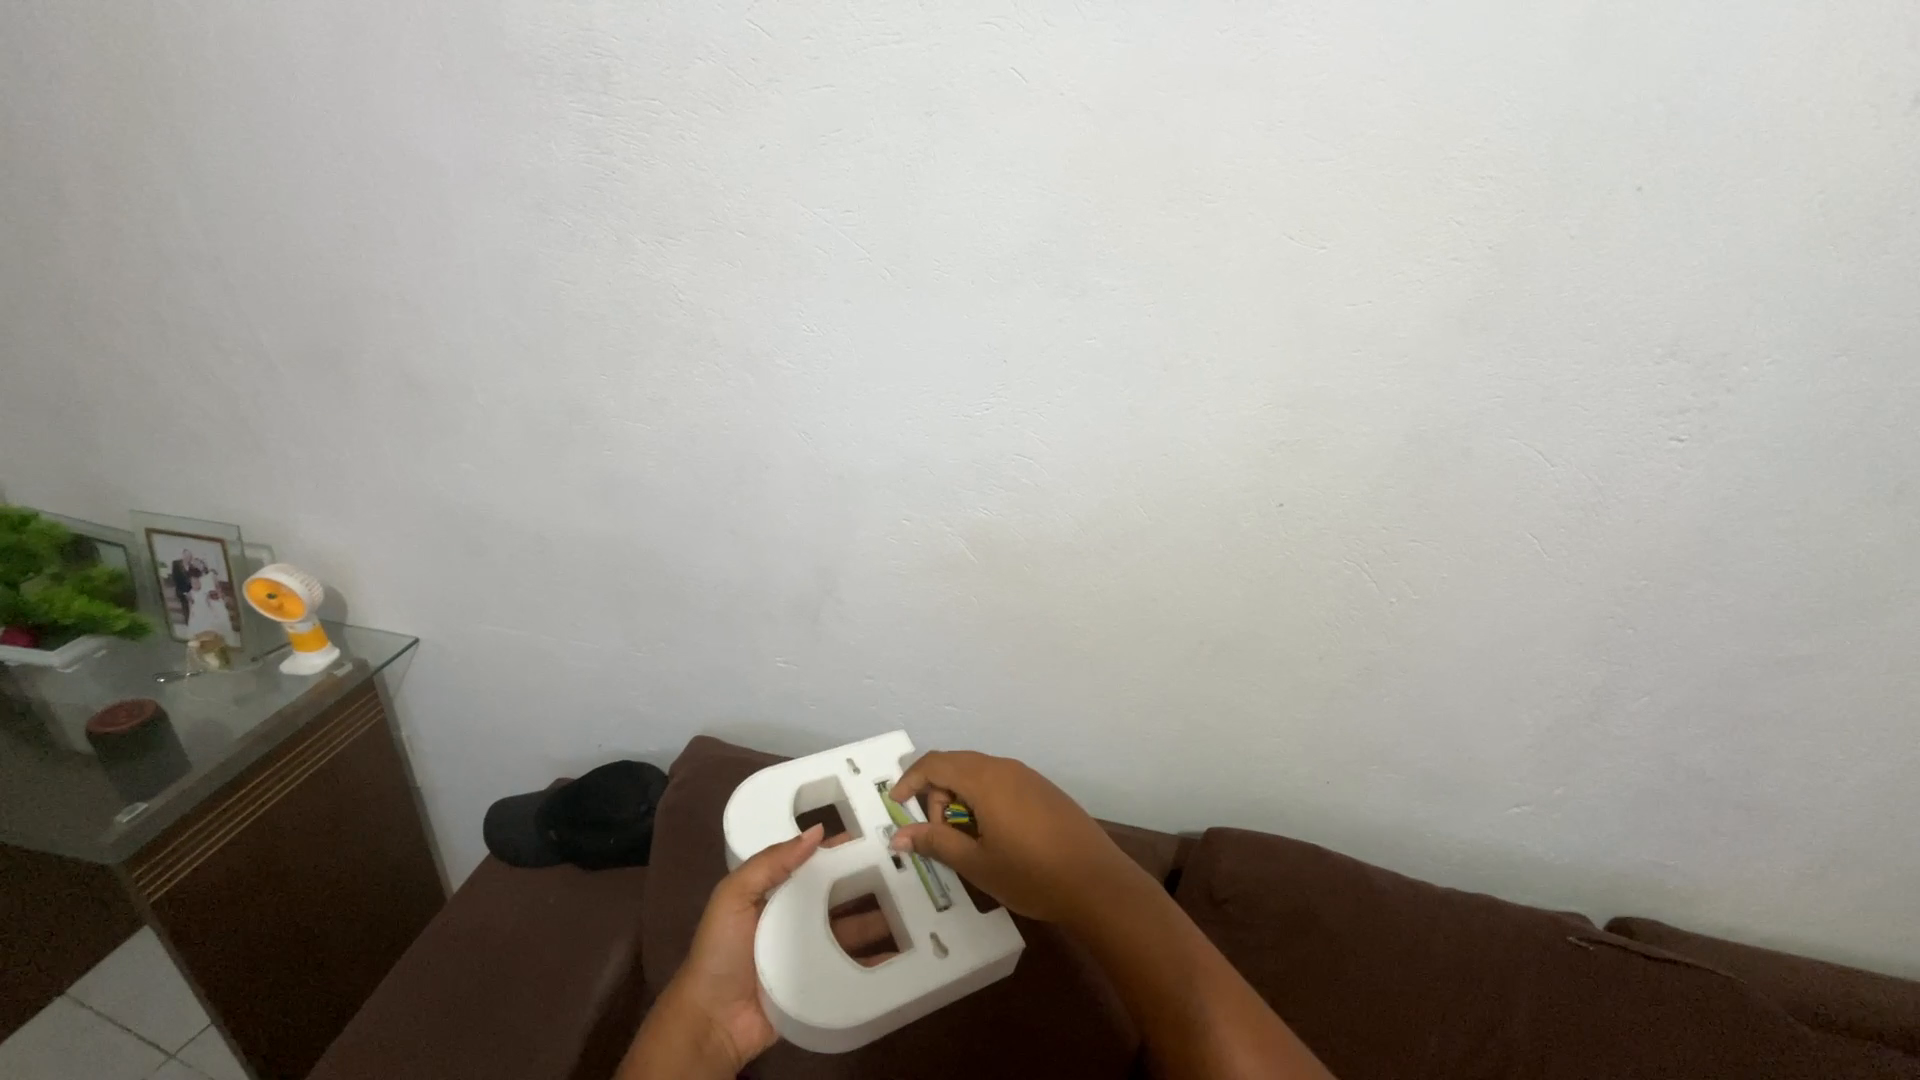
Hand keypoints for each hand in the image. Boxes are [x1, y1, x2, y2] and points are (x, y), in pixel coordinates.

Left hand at [622, 825, 898, 1078]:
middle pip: (840, 895)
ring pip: (853, 929)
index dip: (842, 851)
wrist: (712, 1022)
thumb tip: (817, 831)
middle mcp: (797, 919)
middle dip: (870, 882)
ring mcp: (810, 952)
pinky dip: (878, 960)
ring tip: (916, 907)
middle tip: (909, 870)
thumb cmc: (720, 953)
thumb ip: (770, 863)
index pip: (815, 865)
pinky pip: (854, 967)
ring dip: (880, 919)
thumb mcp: (734, 897)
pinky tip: (904, 953)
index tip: (877, 836)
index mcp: (776, 893)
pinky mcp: (821, 983)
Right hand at [888, 750, 1144, 925]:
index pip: (935, 764)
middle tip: (935, 833)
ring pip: (979, 773)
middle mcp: (1005, 768)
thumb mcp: (976, 863)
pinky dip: (983, 799)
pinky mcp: (1044, 790)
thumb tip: (899, 836)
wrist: (1097, 883)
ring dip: (960, 797)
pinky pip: (1000, 781)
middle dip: (936, 793)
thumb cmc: (1031, 874)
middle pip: (956, 764)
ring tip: (964, 839)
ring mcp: (1028, 776)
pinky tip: (993, 834)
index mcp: (985, 779)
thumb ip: (936, 842)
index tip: (896, 806)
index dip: (910, 781)